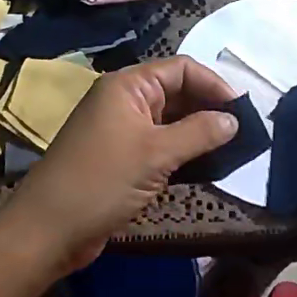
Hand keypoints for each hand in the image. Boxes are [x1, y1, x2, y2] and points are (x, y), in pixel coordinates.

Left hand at [0, 56, 240, 274]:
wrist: (51, 227)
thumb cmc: (102, 181)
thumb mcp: (156, 154)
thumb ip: (198, 133)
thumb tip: (233, 120)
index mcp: (126, 86)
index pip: (180, 69)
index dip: (213, 84)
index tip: (243, 112)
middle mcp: (123, 100)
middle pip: (176, 92)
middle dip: (209, 109)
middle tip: (245, 135)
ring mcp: (120, 130)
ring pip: (169, 121)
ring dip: (199, 133)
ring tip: (234, 152)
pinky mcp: (120, 157)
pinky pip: (159, 145)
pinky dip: (182, 153)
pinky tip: (207, 168)